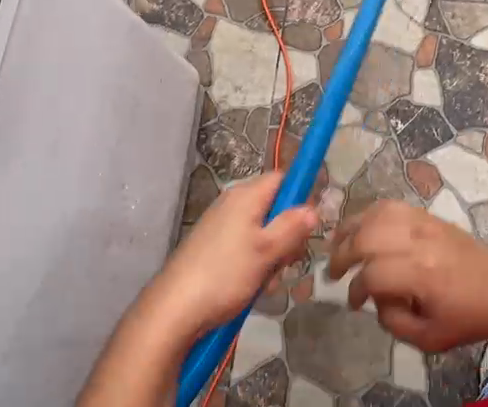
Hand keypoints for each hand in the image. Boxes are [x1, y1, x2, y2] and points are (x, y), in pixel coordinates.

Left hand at [138, 172, 317, 339]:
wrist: (174, 309)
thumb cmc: (225, 274)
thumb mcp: (266, 250)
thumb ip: (292, 226)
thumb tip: (313, 208)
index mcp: (246, 196)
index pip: (283, 178)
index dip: (301, 195)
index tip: (310, 224)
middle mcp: (233, 204)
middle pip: (274, 207)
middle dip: (287, 234)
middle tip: (288, 260)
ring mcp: (221, 226)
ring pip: (262, 232)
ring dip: (273, 255)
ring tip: (267, 281)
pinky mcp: (213, 248)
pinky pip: (246, 248)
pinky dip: (255, 265)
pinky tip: (253, 288)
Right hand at [326, 201, 487, 351]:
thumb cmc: (467, 317)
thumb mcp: (429, 338)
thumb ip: (393, 322)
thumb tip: (374, 299)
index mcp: (421, 275)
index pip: (372, 275)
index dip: (355, 291)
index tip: (355, 304)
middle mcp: (418, 242)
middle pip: (366, 236)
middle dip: (342, 254)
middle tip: (333, 273)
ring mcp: (423, 223)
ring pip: (376, 213)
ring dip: (351, 227)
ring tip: (338, 244)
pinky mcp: (427, 215)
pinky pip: (391, 204)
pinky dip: (370, 213)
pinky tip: (362, 228)